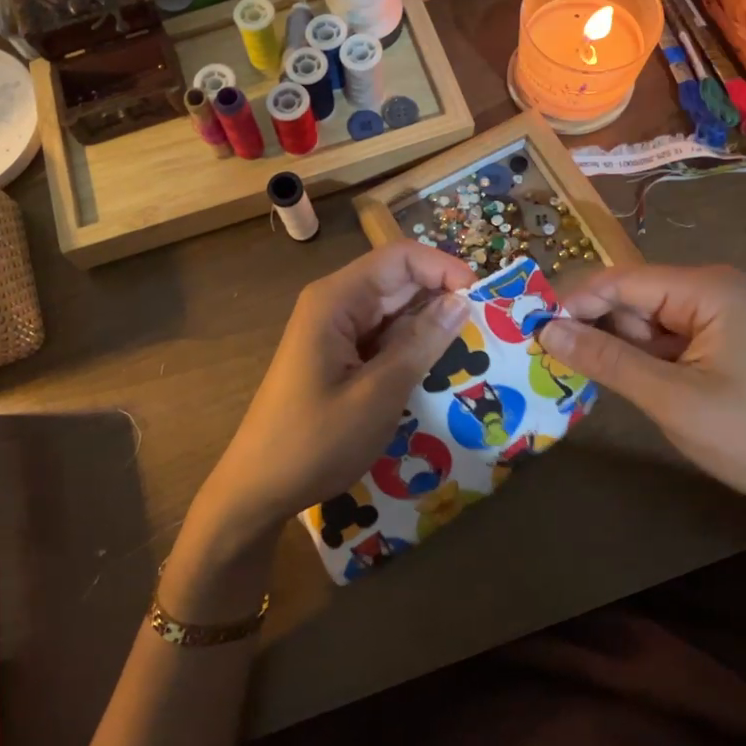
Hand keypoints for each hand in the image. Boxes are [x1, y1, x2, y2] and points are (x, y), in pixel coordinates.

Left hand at [192, 243, 472, 545]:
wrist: (258, 487)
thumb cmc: (314, 442)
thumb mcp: (377, 395)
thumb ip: (420, 344)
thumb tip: (461, 300)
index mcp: (335, 300)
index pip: (399, 257)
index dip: (443, 268)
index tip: (483, 298)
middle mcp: (333, 305)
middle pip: (397, 281)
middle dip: (442, 298)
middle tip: (488, 330)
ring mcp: (332, 332)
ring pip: (393, 312)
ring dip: (429, 326)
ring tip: (471, 353)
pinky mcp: (336, 357)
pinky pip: (381, 339)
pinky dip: (410, 349)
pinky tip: (435, 371)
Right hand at [537, 265, 745, 522]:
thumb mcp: (671, 398)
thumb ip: (605, 359)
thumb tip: (544, 330)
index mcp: (707, 288)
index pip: (620, 280)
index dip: (573, 303)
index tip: (528, 332)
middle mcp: (711, 291)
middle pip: (629, 298)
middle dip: (592, 327)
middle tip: (548, 361)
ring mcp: (715, 319)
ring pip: (640, 323)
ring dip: (613, 349)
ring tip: (585, 380)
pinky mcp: (716, 347)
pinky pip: (661, 343)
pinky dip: (637, 362)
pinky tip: (622, 385)